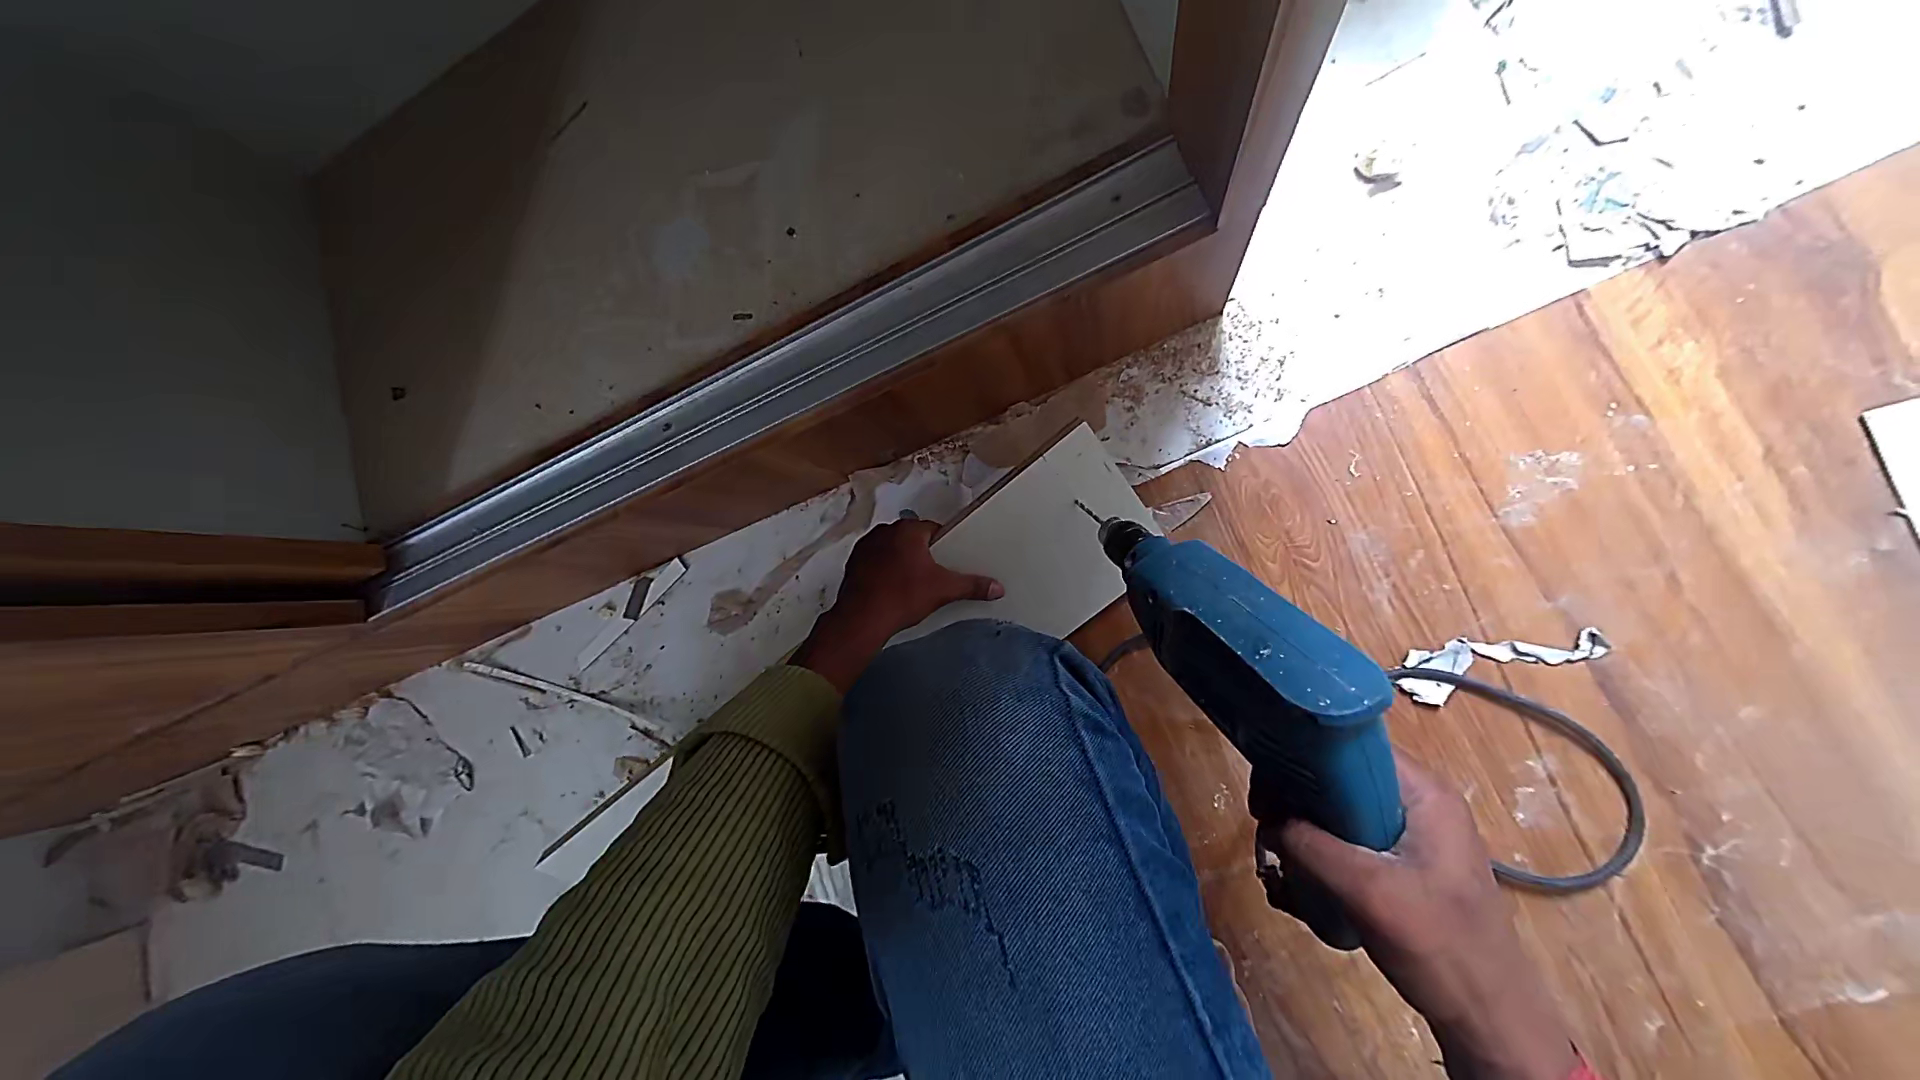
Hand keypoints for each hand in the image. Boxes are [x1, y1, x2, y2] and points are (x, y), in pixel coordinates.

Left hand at [790, 518, 1001, 692]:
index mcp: (908, 530)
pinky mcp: (854, 563)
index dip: (943, 545)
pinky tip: (890, 588)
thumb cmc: (900, 597)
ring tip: (910, 583)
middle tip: (930, 575)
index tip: (946, 560)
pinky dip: (883, 570)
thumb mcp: (944, 590)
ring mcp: (866, 546)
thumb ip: (972, 586)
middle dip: (921, 553)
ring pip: (891, 549)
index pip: (933, 529)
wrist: (863, 619)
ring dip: (900, 560)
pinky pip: (875, 561)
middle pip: (911, 539)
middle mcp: (884, 532)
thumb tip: (995, 587)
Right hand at [1263, 754, 1579, 1079]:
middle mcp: (1416, 800)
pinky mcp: (1401, 859)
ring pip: (1337, 808)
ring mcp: (1410, 831)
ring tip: (1278, 859)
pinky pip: (1346, 836)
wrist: (1492, 1021)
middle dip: (1295, 799)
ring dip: (1302, 830)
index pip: (1350, 745)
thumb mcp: (1368, 890)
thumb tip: (1267, 821)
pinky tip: (1301, 877)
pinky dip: (1319, 850)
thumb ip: (1310, 846)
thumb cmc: (1441, 946)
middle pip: (1338, 775)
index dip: (1302, 757)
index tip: (1268, 788)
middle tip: (1265, 826)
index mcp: (1423, 791)